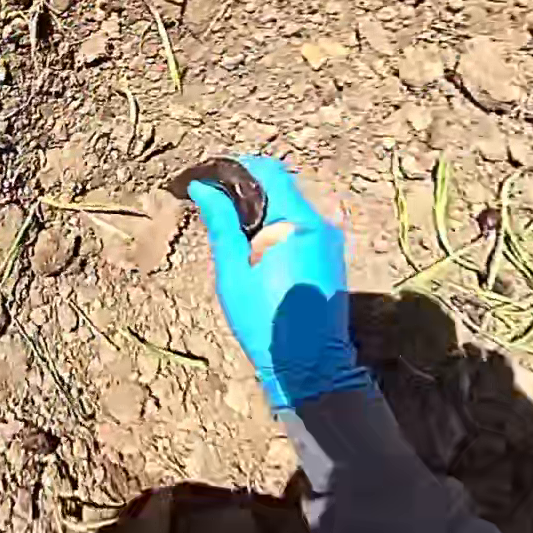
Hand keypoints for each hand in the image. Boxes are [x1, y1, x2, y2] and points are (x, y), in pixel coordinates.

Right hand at [188, 156, 371, 410]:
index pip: (268, 170)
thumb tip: (202, 186)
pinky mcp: (329, 256)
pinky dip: (274, 220)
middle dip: (244, 186)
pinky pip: (299, 222)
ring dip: (259, 204)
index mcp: (295, 222)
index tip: (210, 178)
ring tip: (228, 222)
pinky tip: (252, 241)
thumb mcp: (232, 265)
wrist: (310, 366)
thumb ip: (221, 220)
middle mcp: (318, 224)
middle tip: (213, 200)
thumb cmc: (263, 315)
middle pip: (279, 183)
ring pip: (288, 202)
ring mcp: (328, 240)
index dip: (237, 167)